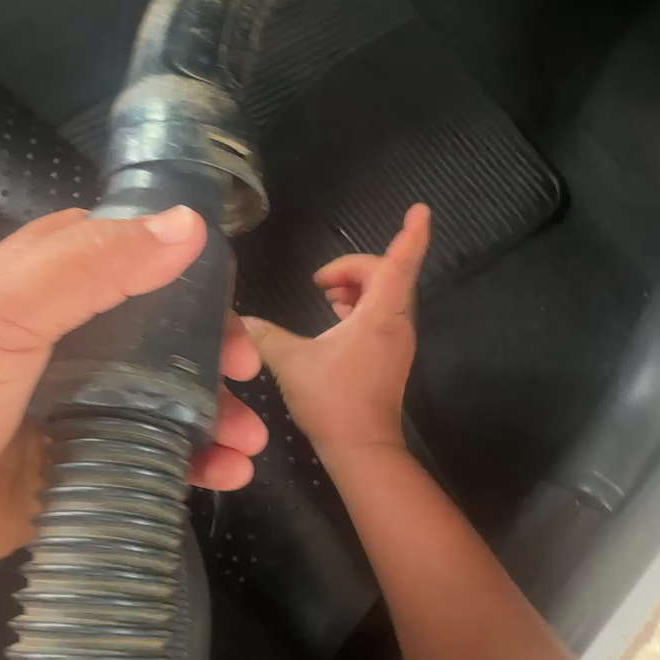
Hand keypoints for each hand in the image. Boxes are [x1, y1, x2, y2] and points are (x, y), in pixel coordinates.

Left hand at [0, 205, 267, 599]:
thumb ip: (92, 264)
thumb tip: (191, 225)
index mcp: (38, 288)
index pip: (123, 256)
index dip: (181, 266)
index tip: (228, 290)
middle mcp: (64, 340)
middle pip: (160, 331)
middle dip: (213, 349)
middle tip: (247, 370)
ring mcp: (78, 405)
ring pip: (168, 396)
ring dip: (217, 413)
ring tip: (248, 442)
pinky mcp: (87, 461)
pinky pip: (157, 452)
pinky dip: (199, 462)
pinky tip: (228, 473)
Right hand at [244, 203, 430, 454]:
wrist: (363, 449)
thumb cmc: (333, 401)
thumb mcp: (291, 363)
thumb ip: (265, 336)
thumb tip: (238, 320)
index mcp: (380, 316)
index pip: (399, 263)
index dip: (411, 234)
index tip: (421, 210)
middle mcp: (397, 324)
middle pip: (386, 276)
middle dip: (353, 268)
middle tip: (320, 282)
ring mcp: (397, 342)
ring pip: (385, 297)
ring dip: (357, 288)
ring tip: (327, 296)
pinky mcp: (391, 357)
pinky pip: (382, 317)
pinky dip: (362, 307)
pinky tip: (336, 319)